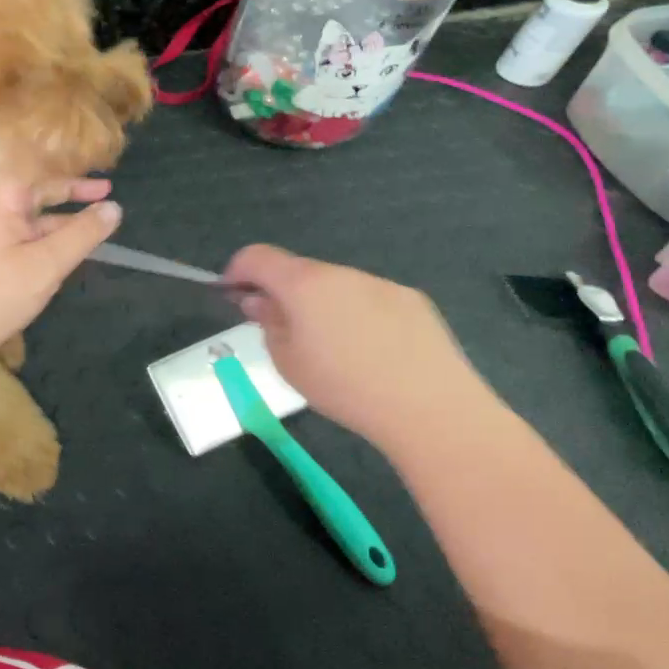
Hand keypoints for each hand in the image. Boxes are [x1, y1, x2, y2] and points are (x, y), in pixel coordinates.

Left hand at [0, 179, 122, 360]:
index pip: (43, 179)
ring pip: (38, 222)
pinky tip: (76, 253)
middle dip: (74, 200)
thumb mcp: (50, 260)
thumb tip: (114, 208)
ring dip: (67, 224)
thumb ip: (83, 233)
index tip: (108, 188)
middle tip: (110, 201)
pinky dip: (54, 242)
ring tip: (103, 230)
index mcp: (3, 201)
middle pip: (41, 198)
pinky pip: (31, 240)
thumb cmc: (5, 289)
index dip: (76, 181)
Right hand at [224, 245, 494, 449]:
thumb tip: (261, 303)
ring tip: (335, 349)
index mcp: (304, 284)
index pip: (257, 257)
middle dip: (283, 293)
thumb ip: (268, 324)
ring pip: (337, 286)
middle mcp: (342, 274)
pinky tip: (374, 353)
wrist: (434, 412)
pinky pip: (371, 300)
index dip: (238, 271)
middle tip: (283, 330)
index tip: (234, 295)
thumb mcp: (286, 362)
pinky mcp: (415, 302)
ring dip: (323, 304)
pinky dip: (359, 315)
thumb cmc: (345, 387)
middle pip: (299, 271)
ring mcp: (382, 285)